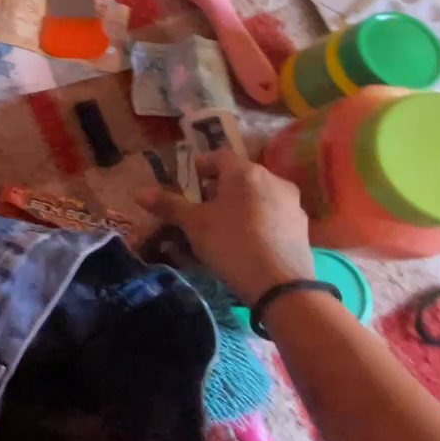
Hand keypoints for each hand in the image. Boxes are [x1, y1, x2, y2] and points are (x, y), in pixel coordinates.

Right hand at [136, 148, 314, 304]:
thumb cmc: (231, 243)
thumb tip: (138, 192)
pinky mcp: (302, 226)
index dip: (198, 167)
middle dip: (216, 188)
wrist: (281, 284)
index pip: (217, 156)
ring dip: (238, 203)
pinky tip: (245, 241)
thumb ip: (168, 204)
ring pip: (256, 195)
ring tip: (221, 226)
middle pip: (238, 176)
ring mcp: (292, 203)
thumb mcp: (193, 224)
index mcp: (245, 173)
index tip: (184, 184)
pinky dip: (256, 219)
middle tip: (198, 208)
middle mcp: (273, 180)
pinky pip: (271, 213)